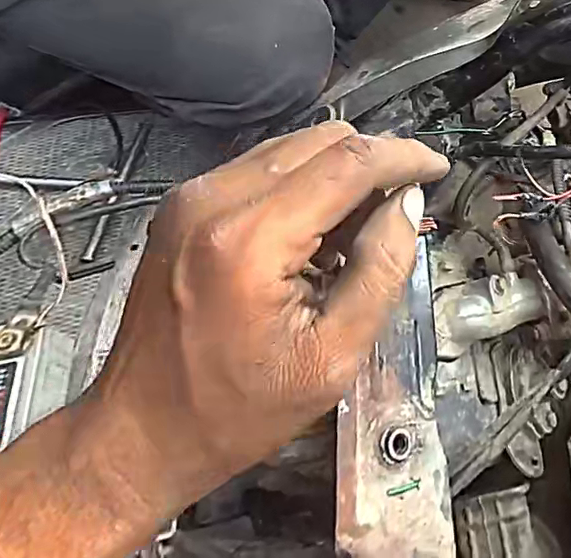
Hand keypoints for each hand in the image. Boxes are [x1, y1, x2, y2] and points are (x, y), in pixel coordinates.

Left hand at [88, 121, 447, 509]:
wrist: (139, 430)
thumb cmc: (229, 410)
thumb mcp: (331, 359)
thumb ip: (381, 270)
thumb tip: (405, 204)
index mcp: (249, 240)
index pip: (346, 163)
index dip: (401, 156)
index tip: (432, 165)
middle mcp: (214, 199)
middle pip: (321, 139)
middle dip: (373, 160)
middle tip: (400, 202)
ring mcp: (194, 194)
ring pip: (293, 144)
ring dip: (338, 169)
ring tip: (356, 224)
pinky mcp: (187, 200)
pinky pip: (264, 163)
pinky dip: (303, 179)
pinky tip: (315, 225)